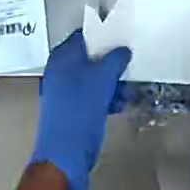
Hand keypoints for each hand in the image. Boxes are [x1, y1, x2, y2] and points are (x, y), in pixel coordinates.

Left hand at [30, 31, 129, 189]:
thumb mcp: (103, 79)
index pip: (84, 35)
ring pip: (90, 77)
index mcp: (62, 57)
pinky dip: (103, 95)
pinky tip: (119, 102)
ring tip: (129, 84)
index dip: (104, 34)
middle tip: (130, 59)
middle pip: (88, 56)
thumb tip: (123, 50)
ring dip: (109, 79)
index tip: (123, 35)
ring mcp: (62, 91)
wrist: (64, 155)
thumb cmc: (81, 110)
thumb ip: (115, 59)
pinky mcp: (69, 110)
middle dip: (110, 59)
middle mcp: (59, 71)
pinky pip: (89, 94)